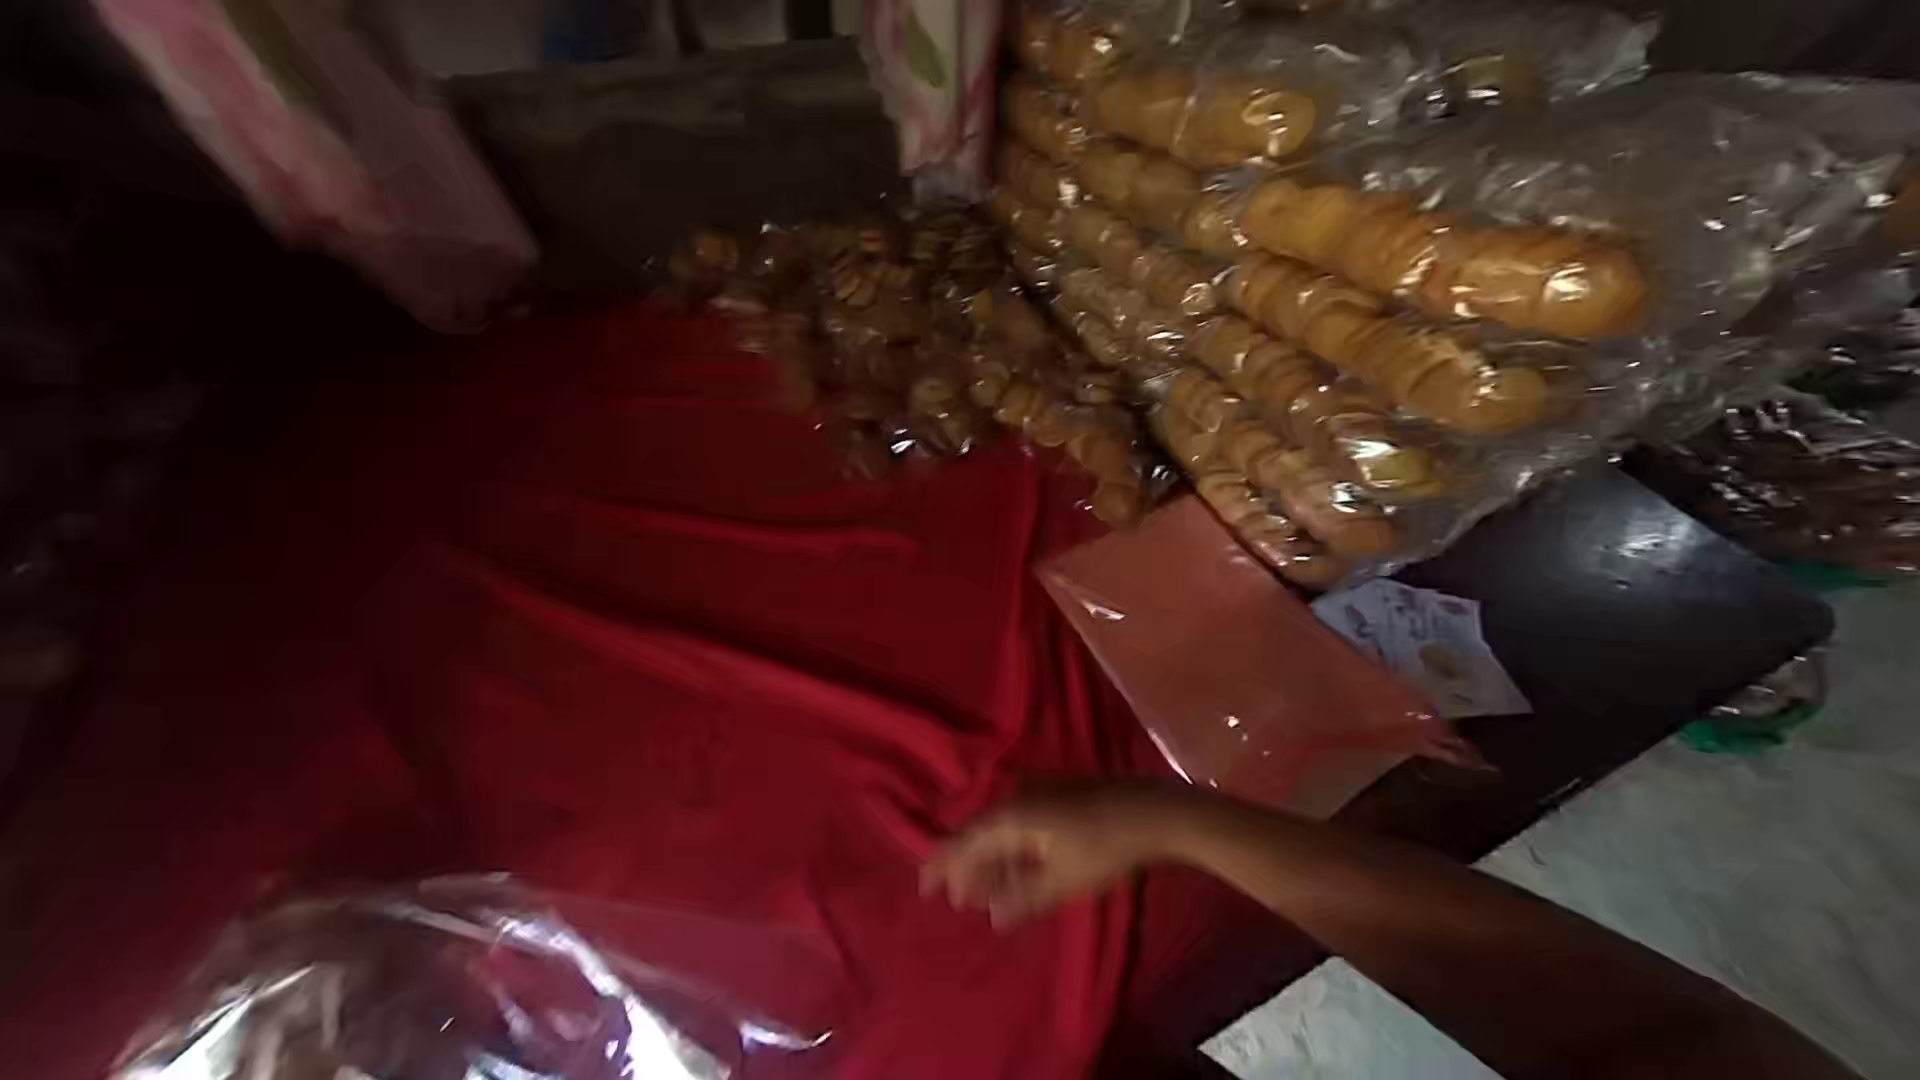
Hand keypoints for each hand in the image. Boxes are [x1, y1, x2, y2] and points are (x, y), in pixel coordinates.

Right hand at [920, 781, 1181, 927]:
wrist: (1146, 809)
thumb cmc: (1102, 846)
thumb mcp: (1062, 880)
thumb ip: (1022, 897)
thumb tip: (992, 916)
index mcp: (1011, 816)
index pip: (965, 842)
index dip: (943, 865)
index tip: (925, 889)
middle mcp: (1016, 798)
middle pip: (979, 834)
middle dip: (966, 866)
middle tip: (957, 899)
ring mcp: (1035, 793)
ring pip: (999, 830)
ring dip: (989, 860)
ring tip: (984, 892)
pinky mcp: (1052, 796)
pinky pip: (1017, 824)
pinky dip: (1010, 849)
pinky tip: (1015, 869)